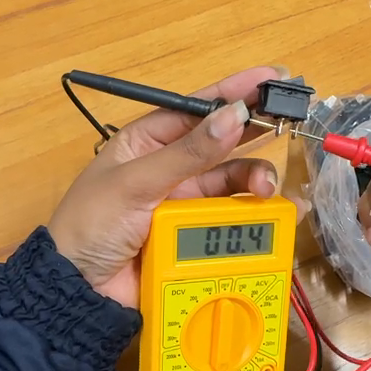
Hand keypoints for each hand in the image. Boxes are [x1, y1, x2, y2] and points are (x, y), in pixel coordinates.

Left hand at [49, 67, 283, 306]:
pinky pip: (230, 218)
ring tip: (266, 187)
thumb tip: (236, 115)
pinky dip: (253, 213)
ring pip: (230, 181)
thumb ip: (187, 153)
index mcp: (145, 142)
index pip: (195, 108)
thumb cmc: (92, 225)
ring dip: (253, 177)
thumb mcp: (135, 182)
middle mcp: (168, 168)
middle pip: (220, 143)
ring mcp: (182, 202)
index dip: (233, 92)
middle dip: (254, 132)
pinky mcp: (193, 236)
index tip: (273, 78)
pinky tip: (272, 210)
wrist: (80, 291)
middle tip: (289, 124)